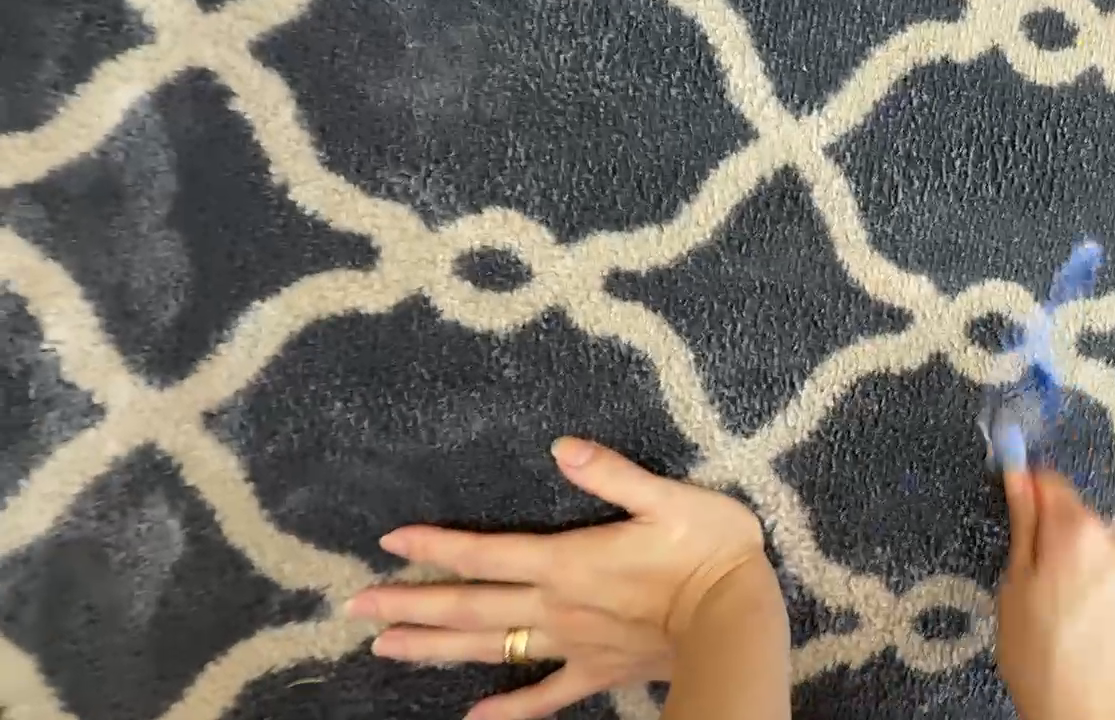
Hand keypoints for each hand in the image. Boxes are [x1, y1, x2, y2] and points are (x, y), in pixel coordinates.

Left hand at [348, 437, 776, 719]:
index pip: (490, 553)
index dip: (439, 546)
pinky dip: (507, 709)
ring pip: (490, 647)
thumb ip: (613, 474)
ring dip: (434, 647)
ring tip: (384, 648)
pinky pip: (543, 697)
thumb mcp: (668, 496)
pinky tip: (474, 719)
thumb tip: (561, 446)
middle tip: (356, 607)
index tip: (389, 542)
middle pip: (473, 606)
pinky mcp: (597, 670)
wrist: (734, 613)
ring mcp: (573, 644)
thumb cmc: (706, 545)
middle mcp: (557, 605)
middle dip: (413, 603)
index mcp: (571, 560)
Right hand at [995, 469, 1114, 719]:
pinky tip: (1088, 615)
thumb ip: (1022, 520)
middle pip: (1075, 514)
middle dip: (1054, 532)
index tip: (1017, 513)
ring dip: (1081, 556)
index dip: (1029, 493)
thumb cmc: (1037, 650)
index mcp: (1076, 528)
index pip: (1050, 481)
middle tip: (1036, 577)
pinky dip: (1102, 579)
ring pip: (1097, 542)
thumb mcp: (1016, 581)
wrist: (1084, 714)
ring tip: (1064, 602)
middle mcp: (1114, 536)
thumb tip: (1017, 472)